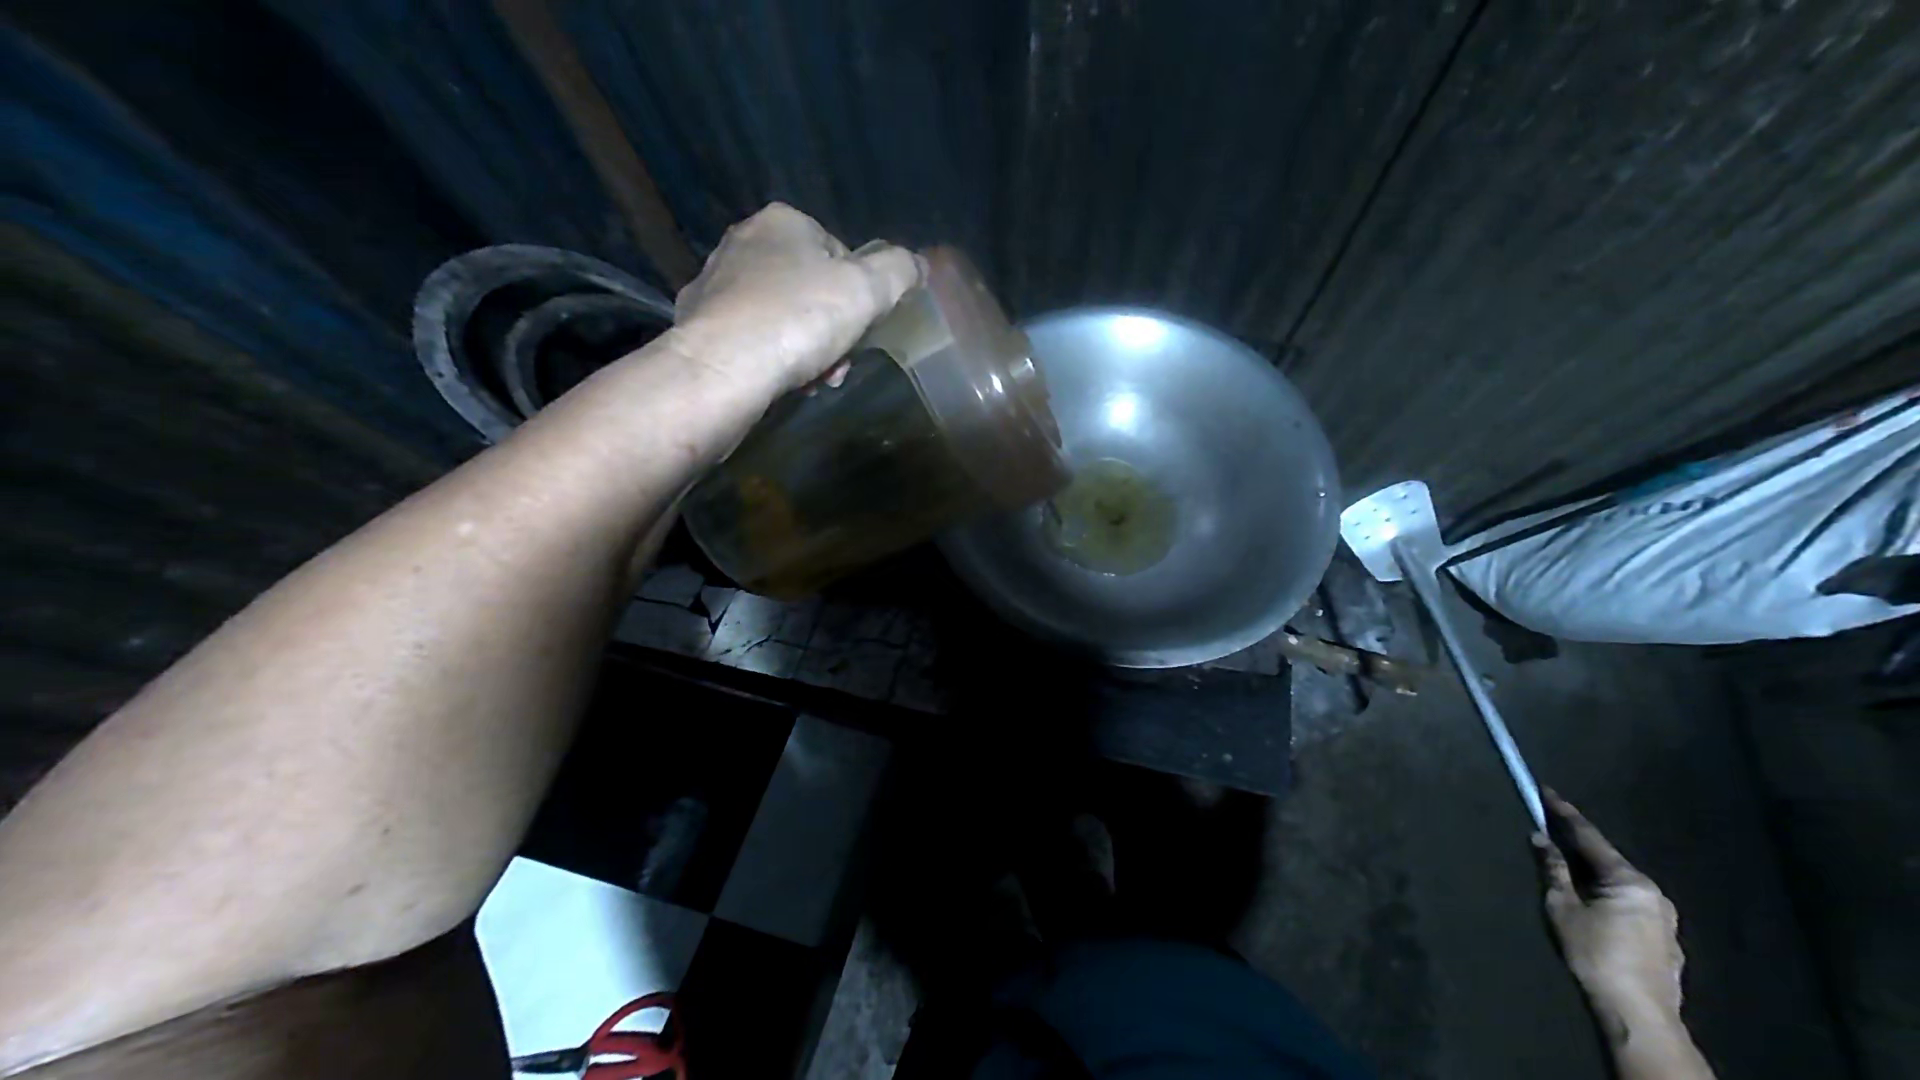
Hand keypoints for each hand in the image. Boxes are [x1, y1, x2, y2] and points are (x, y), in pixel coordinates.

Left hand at [671, 203, 923, 395]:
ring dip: (806, 350)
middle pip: (808, 288)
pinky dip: (770, 359)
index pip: (838, 252)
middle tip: (838, 364)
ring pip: (780, 316)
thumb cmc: (798, 318)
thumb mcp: (867, 290)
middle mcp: (742, 242)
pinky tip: (779, 382)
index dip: (858, 294)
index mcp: (783, 222)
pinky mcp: (696, 324)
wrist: (722, 368)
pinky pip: (749, 339)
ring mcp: (713, 283)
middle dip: (831, 329)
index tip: (860, 328)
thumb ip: (899, 271)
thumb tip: (917, 264)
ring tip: (813, 381)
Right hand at [1535, 790, 1684, 1018]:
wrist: (1639, 1012)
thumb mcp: (1563, 907)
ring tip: (1566, 864)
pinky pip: (1628, 901)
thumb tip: (1541, 838)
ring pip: (1619, 881)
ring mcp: (1664, 917)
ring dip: (1592, 870)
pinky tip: (1591, 899)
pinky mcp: (1665, 938)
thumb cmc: (1595, 953)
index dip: (1565, 813)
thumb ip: (1554, 869)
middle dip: (1578, 844)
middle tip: (1551, 828)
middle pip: (1607, 858)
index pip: (1590, 837)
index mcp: (1629, 880)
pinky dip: (1605, 891)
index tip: (1546, 791)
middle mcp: (1653, 892)